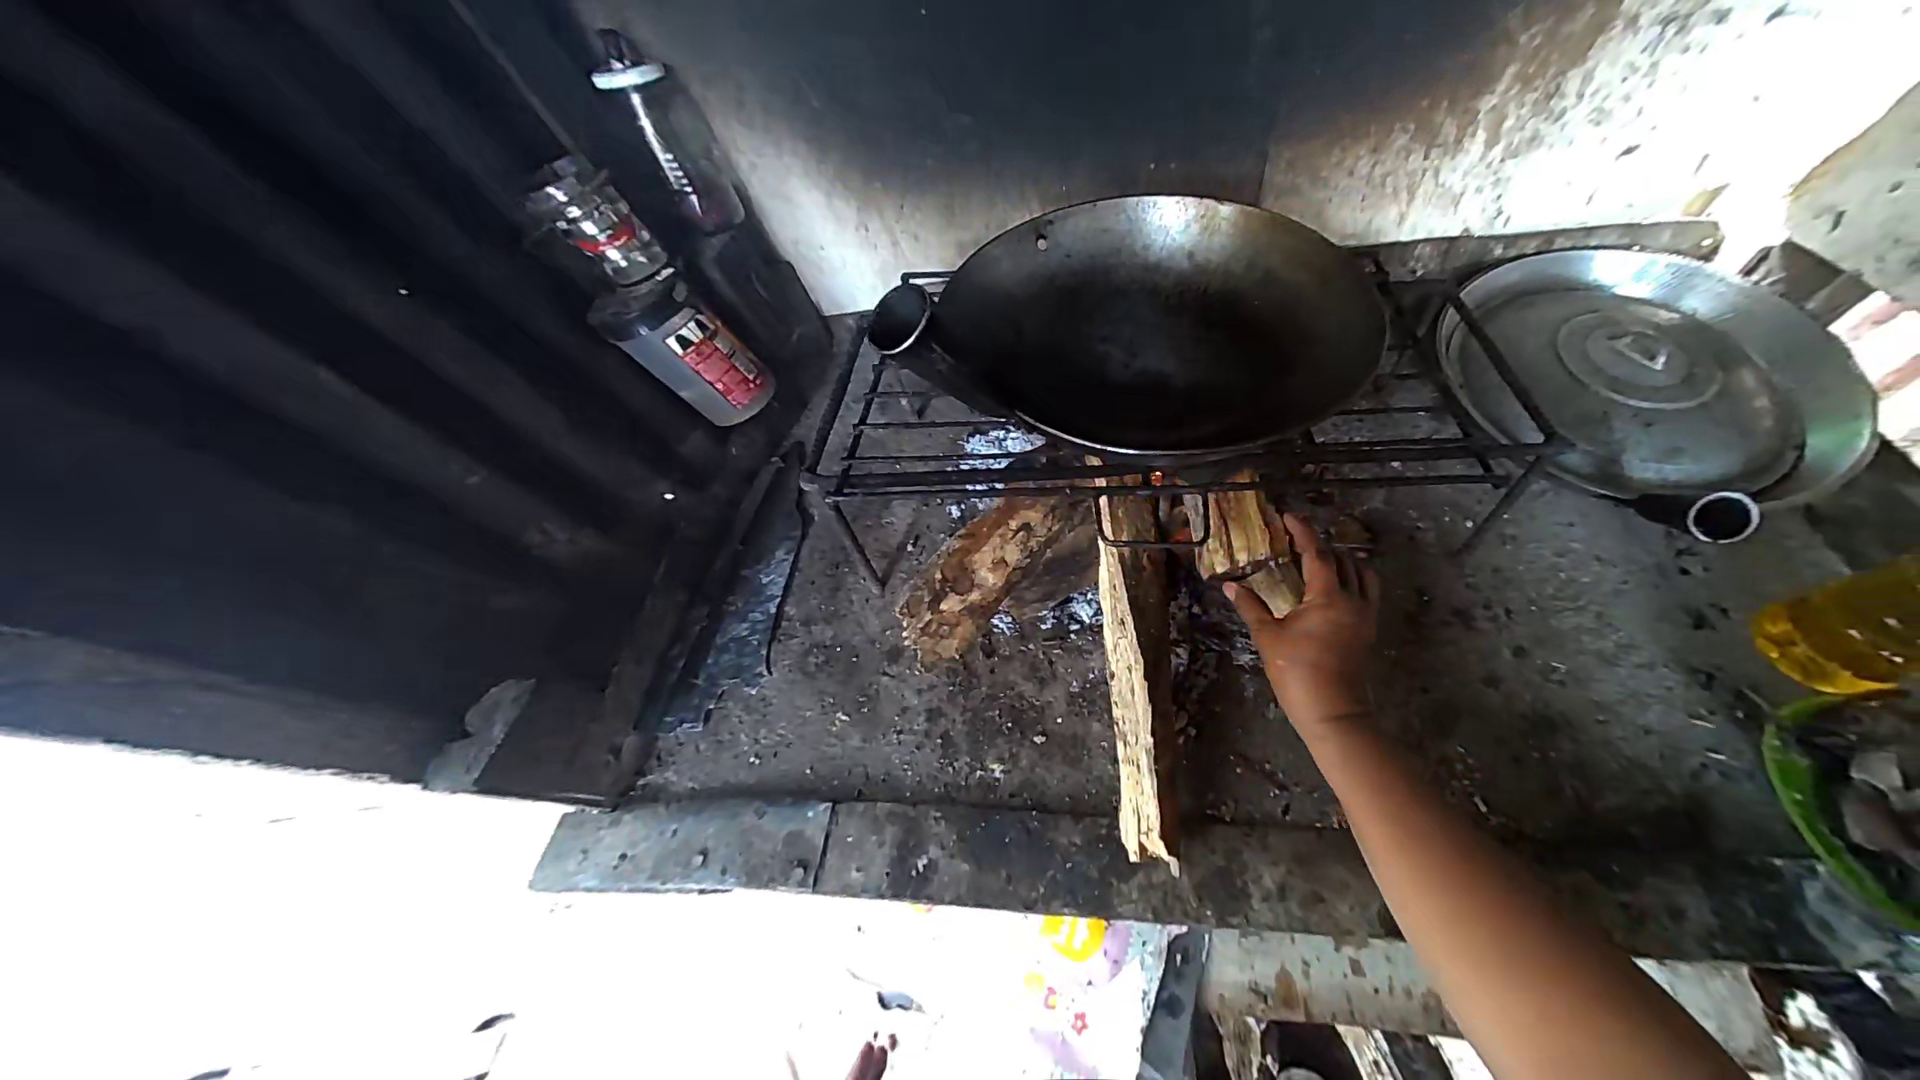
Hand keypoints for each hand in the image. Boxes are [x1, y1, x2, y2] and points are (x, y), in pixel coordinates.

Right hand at [1224, 513, 1378, 725]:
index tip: (1288, 516)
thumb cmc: (1297, 671)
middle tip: (1295, 541)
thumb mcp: (1268, 636)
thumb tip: (1230, 586)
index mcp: (1328, 597)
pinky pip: (1367, 592)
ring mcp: (1365, 615)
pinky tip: (1332, 588)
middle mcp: (1353, 600)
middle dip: (1320, 545)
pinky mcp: (1367, 629)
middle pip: (1342, 559)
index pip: (1317, 553)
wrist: (1332, 710)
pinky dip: (1352, 580)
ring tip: (1317, 560)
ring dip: (1341, 561)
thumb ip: (1251, 606)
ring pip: (1361, 574)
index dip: (1302, 532)